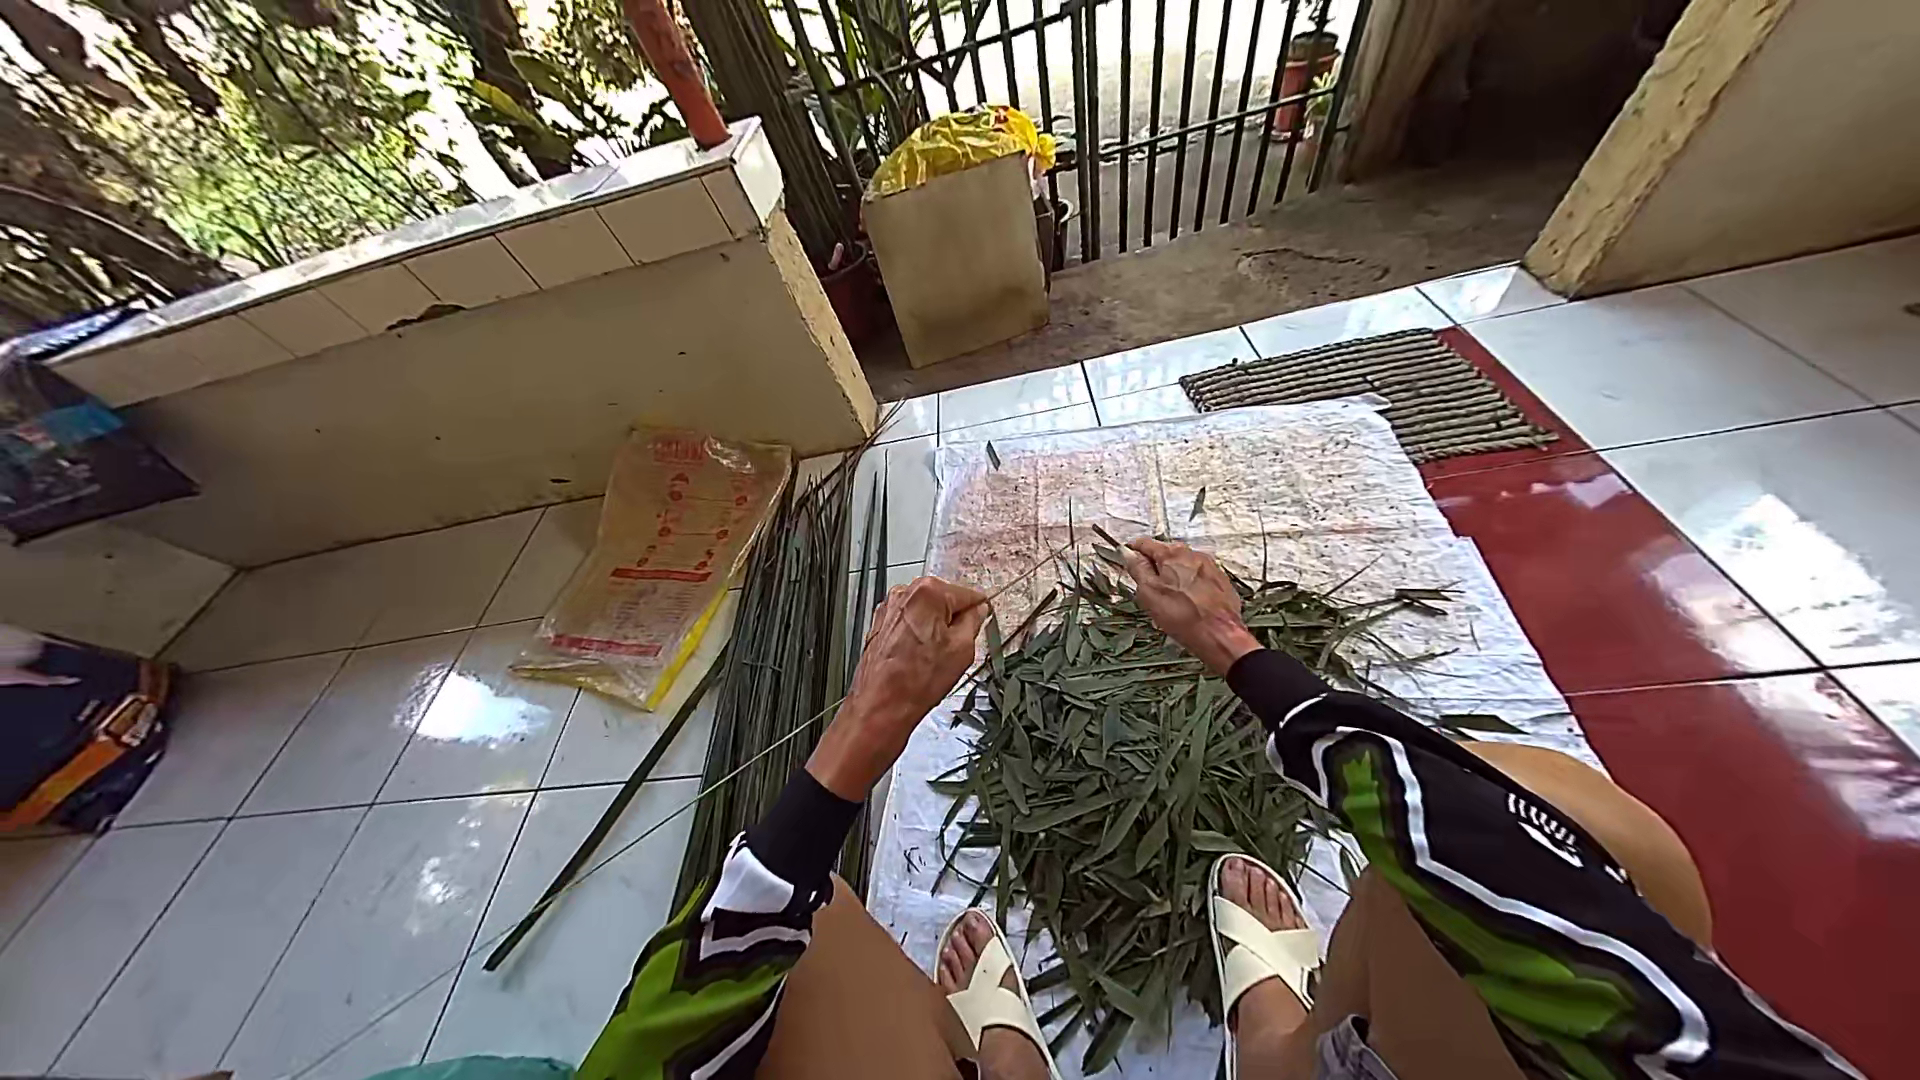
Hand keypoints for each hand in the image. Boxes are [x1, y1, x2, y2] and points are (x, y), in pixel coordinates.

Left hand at [807, 576, 989, 799]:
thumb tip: (977, 612)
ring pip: (926, 612)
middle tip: (955, 647)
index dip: (978, 611)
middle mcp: (905, 593)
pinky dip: (916, 636)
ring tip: (934, 657)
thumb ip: (974, 621)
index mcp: (929, 592)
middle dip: (953, 621)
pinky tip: (918, 658)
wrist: (881, 705)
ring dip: (934, 629)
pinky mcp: (880, 624)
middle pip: (944, 600)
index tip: (981, 622)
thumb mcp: (962, 649)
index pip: (968, 594)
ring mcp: (889, 608)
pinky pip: (909, 623)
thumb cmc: (914, 681)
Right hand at [1120, 537, 1261, 675]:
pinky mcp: (1220, 581)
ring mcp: (1209, 567)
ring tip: (1168, 596)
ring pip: (1183, 564)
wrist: (1219, 635)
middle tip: (1146, 583)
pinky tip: (1185, 600)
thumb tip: (1129, 554)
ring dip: (1173, 574)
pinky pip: (1197, 575)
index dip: (1134, 550)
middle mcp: (1193, 555)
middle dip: (1154, 564)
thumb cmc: (1184, 617)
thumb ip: (1138, 569)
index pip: (1146, 543)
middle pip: (1166, 553)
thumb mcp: (1149, 593)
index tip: (1128, 556)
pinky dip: (1188, 583)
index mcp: (1173, 555)